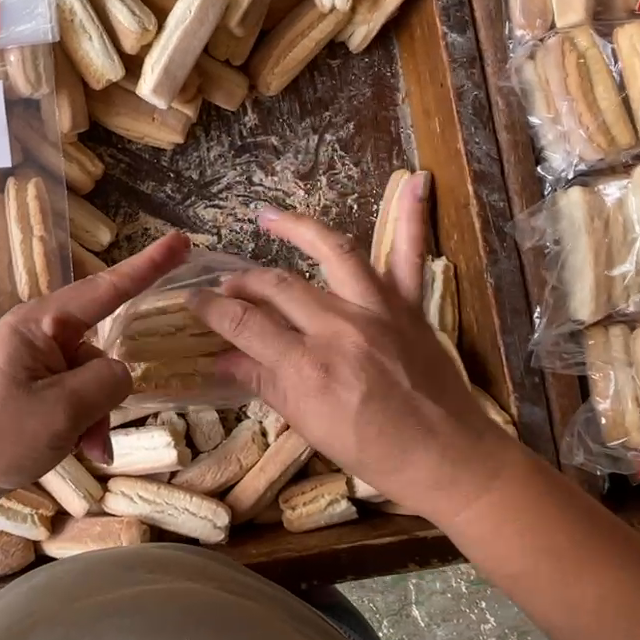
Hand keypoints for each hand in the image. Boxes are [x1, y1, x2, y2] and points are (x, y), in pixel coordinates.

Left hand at [0, 232, 191, 517]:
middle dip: (106, 395)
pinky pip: (66, 397)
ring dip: (92, 417)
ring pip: (85, 381)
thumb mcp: (63, 412)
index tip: (182, 240)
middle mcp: (33, 334)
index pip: (104, 288)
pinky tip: (70, 453)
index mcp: (38, 323)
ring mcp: (25, 362)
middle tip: (98, 441)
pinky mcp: (20, 389)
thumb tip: (118, 373)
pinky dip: (76, 423)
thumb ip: (106, 382)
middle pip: (97, 350)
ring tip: (82, 454)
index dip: (148, 266)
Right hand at [187, 175, 520, 517]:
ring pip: (331, 251)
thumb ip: (262, 383)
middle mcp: (338, 328)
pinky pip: (408, 255)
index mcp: (307, 367)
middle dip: (241, 282)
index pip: (243, 324)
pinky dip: (411, 216)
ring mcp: (377, 310)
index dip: (210, 310)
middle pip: (276, 285)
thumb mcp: (307, 424)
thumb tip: (219, 360)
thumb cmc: (372, 452)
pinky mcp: (407, 305)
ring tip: (268, 216)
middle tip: (224, 285)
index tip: (192, 300)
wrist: (447, 459)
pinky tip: (414, 181)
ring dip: (297, 227)